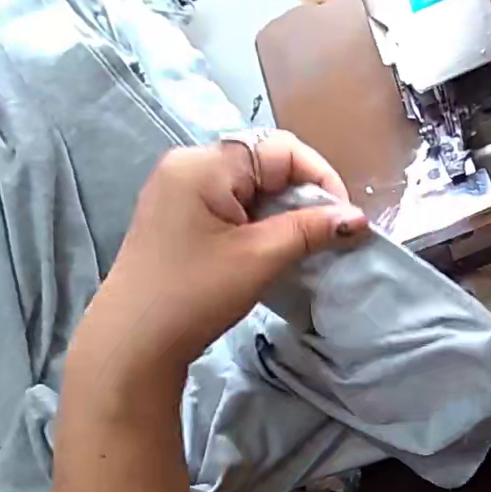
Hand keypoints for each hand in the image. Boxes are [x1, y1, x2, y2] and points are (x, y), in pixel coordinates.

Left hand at [68, 132, 367, 402]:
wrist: (133, 342)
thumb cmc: (194, 294)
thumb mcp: (259, 259)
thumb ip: (310, 230)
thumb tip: (356, 217)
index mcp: (204, 164)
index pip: (280, 149)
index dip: (320, 179)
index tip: (343, 220)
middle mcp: (188, 166)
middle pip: (264, 165)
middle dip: (302, 198)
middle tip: (326, 237)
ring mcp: (179, 193)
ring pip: (249, 190)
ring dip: (282, 215)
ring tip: (301, 248)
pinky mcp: (177, 221)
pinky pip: (229, 209)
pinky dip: (257, 226)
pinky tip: (269, 252)